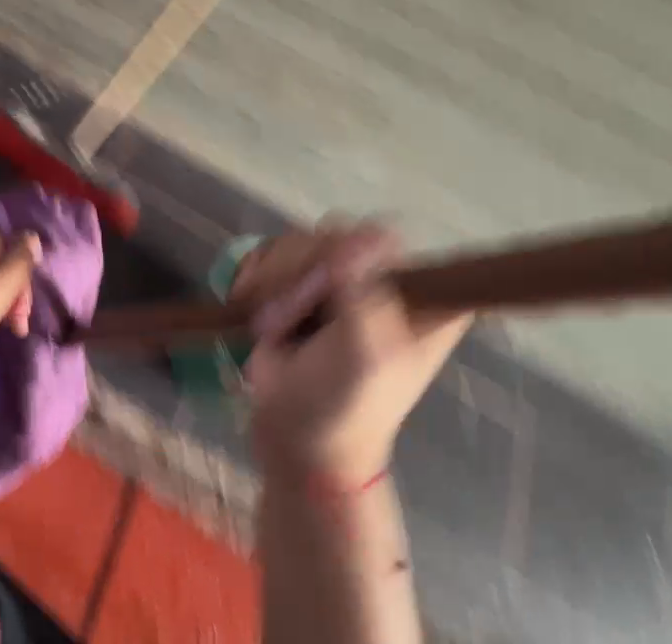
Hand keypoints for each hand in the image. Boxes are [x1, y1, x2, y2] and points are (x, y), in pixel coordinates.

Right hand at [235, 221, 468, 482]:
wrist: (298, 438)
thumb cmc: (346, 404)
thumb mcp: (366, 354)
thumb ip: (365, 293)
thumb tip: (353, 239)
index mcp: (419, 297)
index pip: (384, 239)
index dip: (349, 251)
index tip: (330, 280)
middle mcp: (380, 281)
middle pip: (331, 234)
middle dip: (300, 269)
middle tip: (291, 310)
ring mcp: (335, 284)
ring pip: (297, 243)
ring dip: (272, 279)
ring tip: (268, 320)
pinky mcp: (296, 288)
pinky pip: (271, 256)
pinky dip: (255, 277)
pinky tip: (252, 304)